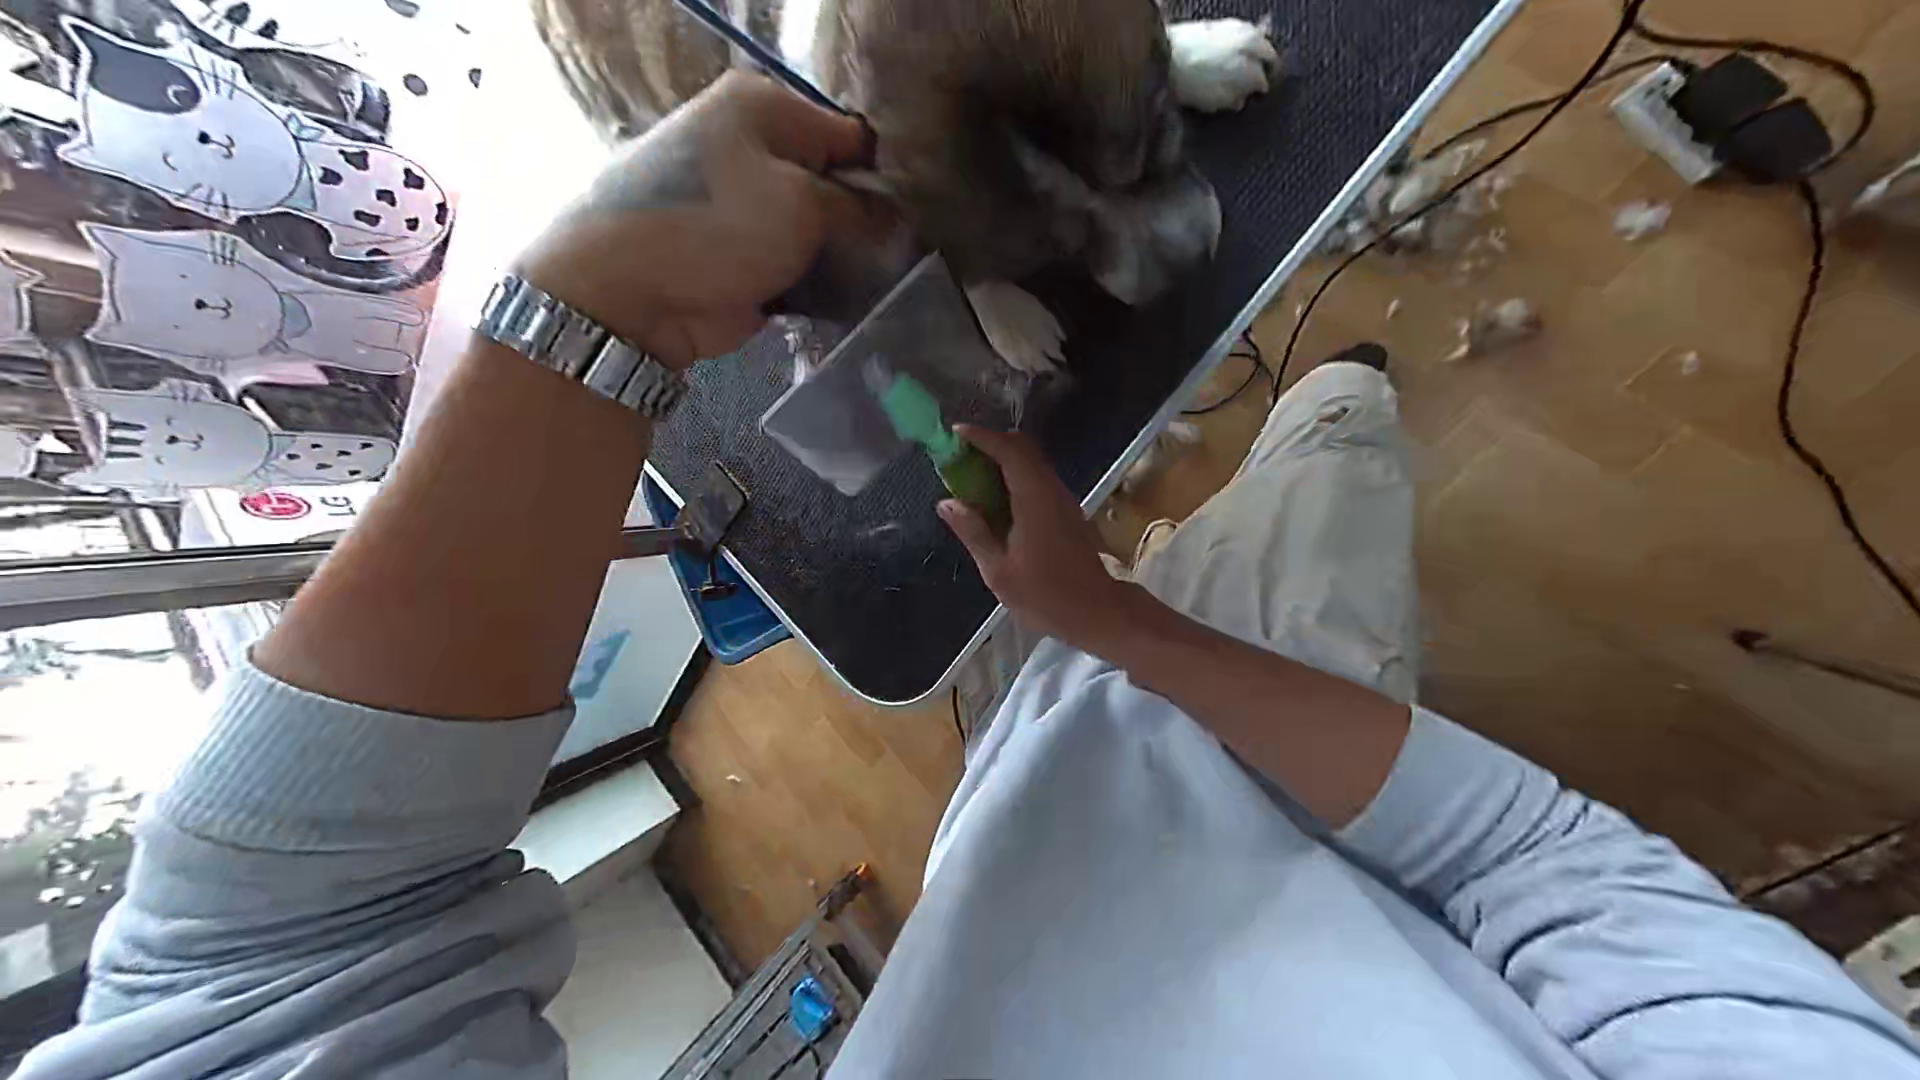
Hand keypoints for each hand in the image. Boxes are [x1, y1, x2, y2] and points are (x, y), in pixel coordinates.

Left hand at [514, 72, 887, 368]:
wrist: (634, 293)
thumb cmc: (716, 226)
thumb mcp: (800, 203)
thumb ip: (855, 208)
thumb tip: (892, 220)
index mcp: (766, 110)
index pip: (851, 137)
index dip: (886, 176)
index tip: (916, 218)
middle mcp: (759, 153)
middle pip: (837, 187)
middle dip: (870, 223)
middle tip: (905, 258)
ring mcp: (754, 212)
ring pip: (824, 233)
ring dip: (850, 260)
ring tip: (886, 284)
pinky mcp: (753, 262)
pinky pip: (806, 269)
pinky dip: (827, 286)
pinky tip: (856, 303)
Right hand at [938, 425, 1147, 654]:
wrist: (1099, 611)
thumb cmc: (1047, 596)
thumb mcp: (999, 571)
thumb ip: (973, 532)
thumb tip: (947, 502)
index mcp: (1034, 500)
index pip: (1009, 451)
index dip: (981, 437)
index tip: (955, 433)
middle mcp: (1052, 491)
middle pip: (1023, 449)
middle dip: (991, 443)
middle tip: (960, 455)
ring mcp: (1063, 499)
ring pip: (1032, 462)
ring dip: (1003, 460)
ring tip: (972, 476)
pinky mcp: (1067, 511)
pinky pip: (1038, 479)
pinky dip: (1015, 476)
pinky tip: (997, 499)